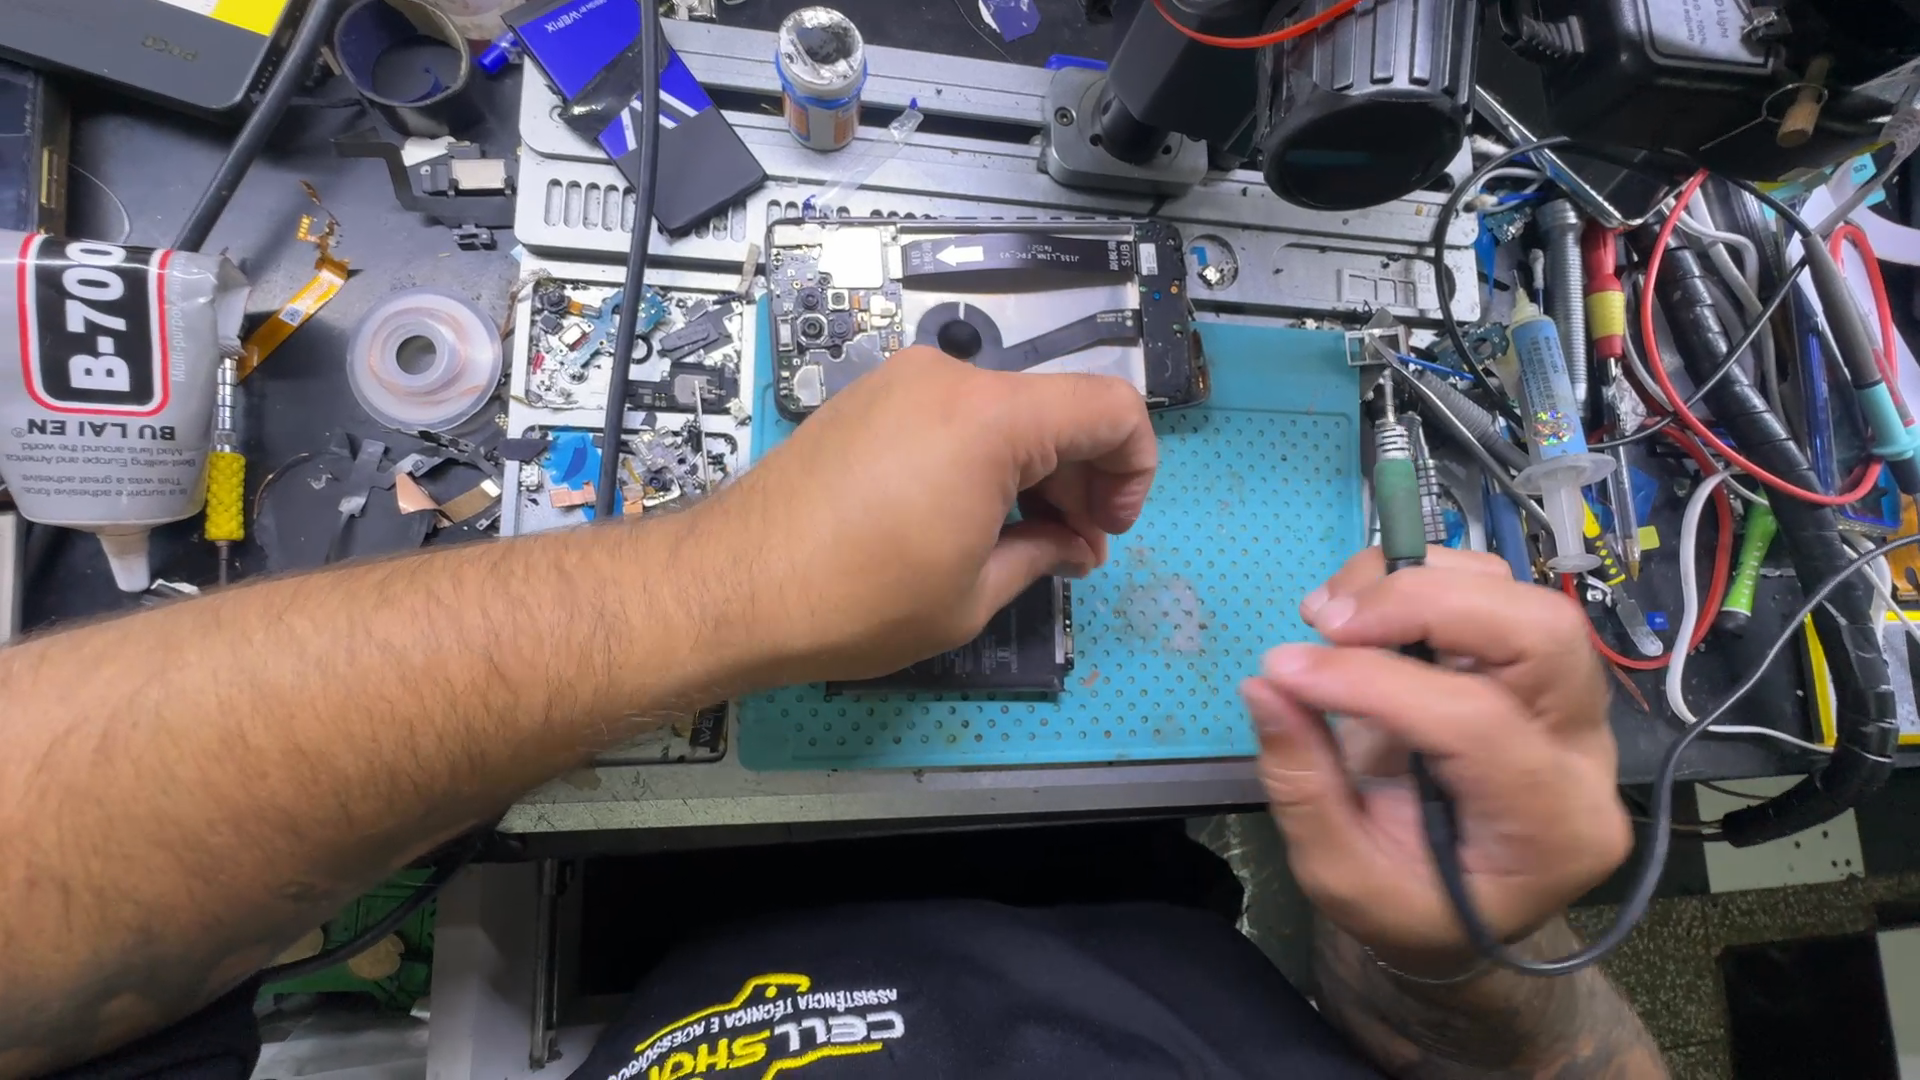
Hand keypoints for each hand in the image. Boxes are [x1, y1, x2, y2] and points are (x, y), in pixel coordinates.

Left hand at [715, 346, 1155, 685]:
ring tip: (1026, 542)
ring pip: (1005, 415)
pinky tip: (971, 517)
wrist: (731, 588)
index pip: (1111, 409)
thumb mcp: (972, 595)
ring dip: (1033, 473)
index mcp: (990, 418)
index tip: (1111, 526)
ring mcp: (901, 382)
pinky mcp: (869, 401)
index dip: (1134, 468)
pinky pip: (955, 418)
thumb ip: (1045, 555)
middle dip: (1081, 479)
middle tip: (1074, 549)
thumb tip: (1078, 545)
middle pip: (1056, 410)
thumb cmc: (859, 602)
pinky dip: (983, 461)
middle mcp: (948, 378)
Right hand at [1239, 548, 1629, 974]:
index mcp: (1546, 827)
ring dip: (1412, 581)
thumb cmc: (1405, 901)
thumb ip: (1301, 782)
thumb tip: (1264, 685)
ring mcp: (1561, 702)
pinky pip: (1487, 589)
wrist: (1457, 903)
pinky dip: (1413, 578)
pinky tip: (1355, 610)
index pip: (1475, 723)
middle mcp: (1578, 753)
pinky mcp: (1523, 669)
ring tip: (1329, 612)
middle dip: (1420, 604)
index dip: (1369, 682)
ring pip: (1515, 594)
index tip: (1281, 668)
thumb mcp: (1336, 871)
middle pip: (1538, 633)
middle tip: (1326, 621)